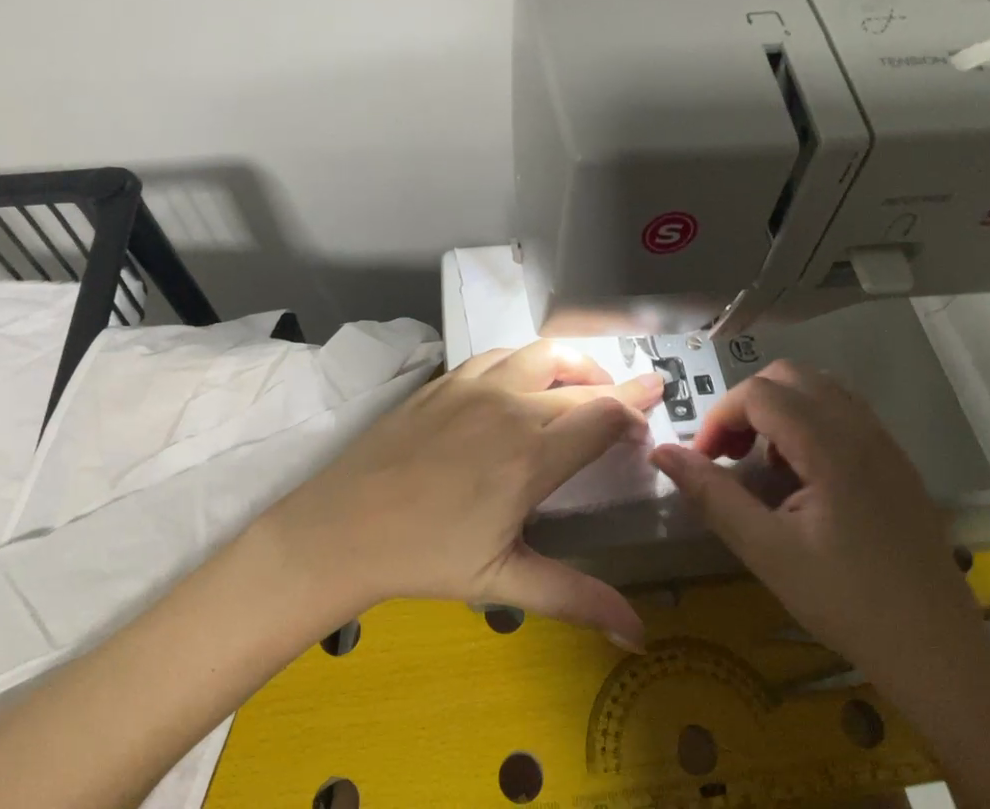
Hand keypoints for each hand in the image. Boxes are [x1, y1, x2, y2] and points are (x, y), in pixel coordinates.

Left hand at [262, 340, 663, 650]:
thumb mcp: (502, 581)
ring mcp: (474, 388)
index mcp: (532, 455)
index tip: (648, 425)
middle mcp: (510, 408)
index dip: (635, 413)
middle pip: (581, 382)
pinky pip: (499, 355)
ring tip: (587, 385)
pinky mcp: (443, 382)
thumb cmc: (425, 557)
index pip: (605, 415)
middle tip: (640, 396)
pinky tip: (524, 381)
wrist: (341, 527)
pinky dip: (528, 360)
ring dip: (575, 364)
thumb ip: (576, 597)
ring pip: (542, 353)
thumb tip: (638, 636)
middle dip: (619, 387)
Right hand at [650, 361, 986, 678]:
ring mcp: (886, 444)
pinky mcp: (897, 464)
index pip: (759, 393)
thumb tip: (662, 453)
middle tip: (730, 456)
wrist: (934, 648)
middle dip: (747, 405)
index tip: (703, 462)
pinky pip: (845, 415)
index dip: (720, 417)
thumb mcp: (766, 551)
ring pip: (820, 390)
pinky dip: (810, 424)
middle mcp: (862, 429)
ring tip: (763, 466)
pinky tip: (803, 479)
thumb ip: (713, 495)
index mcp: (831, 446)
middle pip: (790, 376)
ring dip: (779, 411)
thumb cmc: (845, 600)